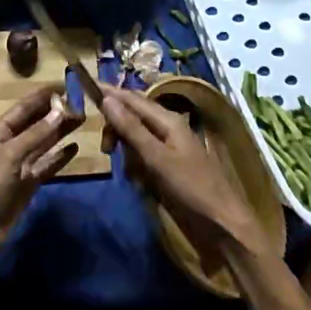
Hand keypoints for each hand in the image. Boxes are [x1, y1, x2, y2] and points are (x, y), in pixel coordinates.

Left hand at [0, 85, 82, 241]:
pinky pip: (47, 164)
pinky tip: (75, 147)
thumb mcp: (10, 154)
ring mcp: (20, 163)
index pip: (22, 108)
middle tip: (79, 103)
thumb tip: (58, 112)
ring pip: (43, 143)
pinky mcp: (29, 181)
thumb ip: (35, 134)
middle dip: (54, 114)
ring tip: (81, 119)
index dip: (41, 97)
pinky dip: (60, 156)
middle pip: (35, 124)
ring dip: (60, 132)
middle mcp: (9, 144)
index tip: (62, 86)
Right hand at [101, 88, 272, 256]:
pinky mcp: (171, 162)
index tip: (86, 86)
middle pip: (133, 114)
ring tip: (127, 170)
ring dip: (127, 148)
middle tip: (106, 148)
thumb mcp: (156, 157)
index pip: (131, 98)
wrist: (224, 223)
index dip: (109, 92)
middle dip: (116, 127)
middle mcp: (168, 126)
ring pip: (136, 135)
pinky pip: (145, 153)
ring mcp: (171, 145)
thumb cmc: (191, 187)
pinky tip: (139, 179)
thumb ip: (130, 128)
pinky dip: (137, 162)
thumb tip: (107, 98)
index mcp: (167, 119)